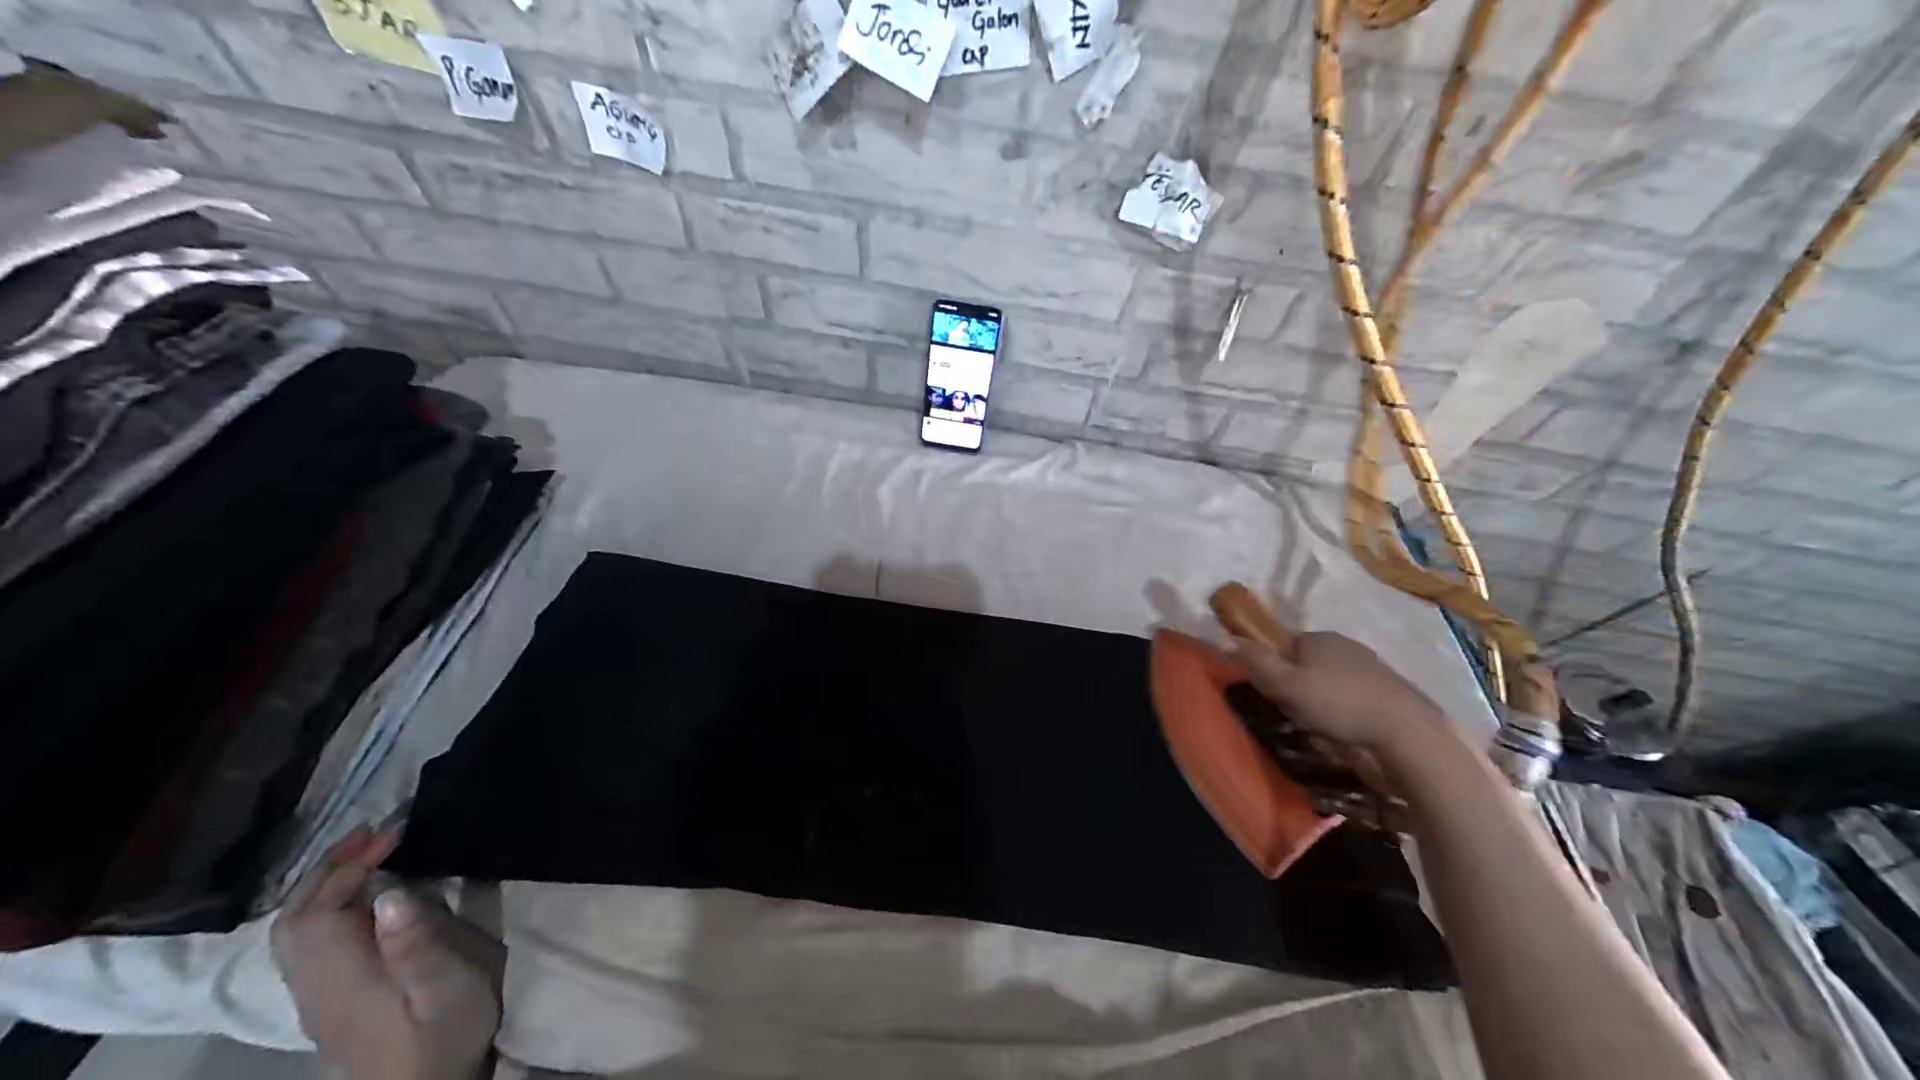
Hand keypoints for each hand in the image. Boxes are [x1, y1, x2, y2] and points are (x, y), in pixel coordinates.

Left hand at [271, 826, 501, 1079]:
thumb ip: (417, 944)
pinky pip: (309, 944)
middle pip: (294, 920)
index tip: (396, 832)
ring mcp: (318, 996)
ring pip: (295, 933)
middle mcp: (315, 985)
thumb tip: (389, 894)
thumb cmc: (445, 1035)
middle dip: (328, 869)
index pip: (320, 910)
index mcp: (341, 976)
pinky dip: (327, 907)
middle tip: (375, 832)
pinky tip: (363, 898)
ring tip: (366, 853)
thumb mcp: (448, 988)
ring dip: (323, 886)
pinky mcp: (331, 1002)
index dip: (350, 866)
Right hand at [1232, 630, 1449, 757]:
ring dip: (1322, 702)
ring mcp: (1370, 665)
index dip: (1275, 671)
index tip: (1278, 696)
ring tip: (1325, 728)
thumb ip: (1256, 662)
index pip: (1282, 647)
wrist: (1406, 731)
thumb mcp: (1286, 685)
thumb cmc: (1338, 704)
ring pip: (1329, 681)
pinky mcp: (1389, 688)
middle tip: (1300, 715)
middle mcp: (1344, 644)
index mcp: (1318, 637)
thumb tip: (1226, 638)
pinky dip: (1346, 710)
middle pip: (1305, 664)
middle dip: (1298, 688)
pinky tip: (1349, 729)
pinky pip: (1353, 695)